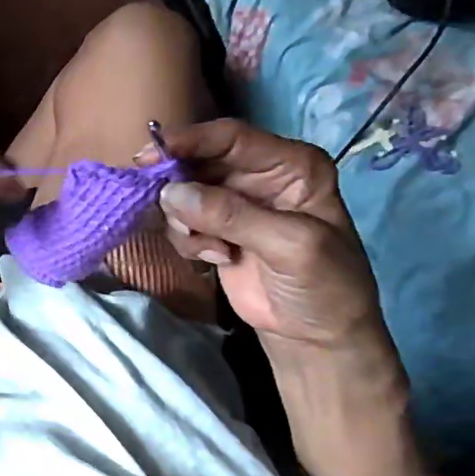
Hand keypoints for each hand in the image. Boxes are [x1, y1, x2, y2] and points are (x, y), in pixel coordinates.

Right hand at [143, 119, 383, 354]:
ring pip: (181, 191)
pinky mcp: (213, 228)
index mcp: (291, 165)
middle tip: (154, 202)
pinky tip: (214, 258)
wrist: (316, 337)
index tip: (150, 153)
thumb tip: (171, 193)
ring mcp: (233, 202)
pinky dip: (186, 239)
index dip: (190, 140)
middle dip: (176, 183)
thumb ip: (232, 215)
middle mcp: (258, 175)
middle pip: (198, 160)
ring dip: (183, 220)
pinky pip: (179, 220)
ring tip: (209, 248)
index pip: (231, 138)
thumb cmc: (324, 286)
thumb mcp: (289, 246)